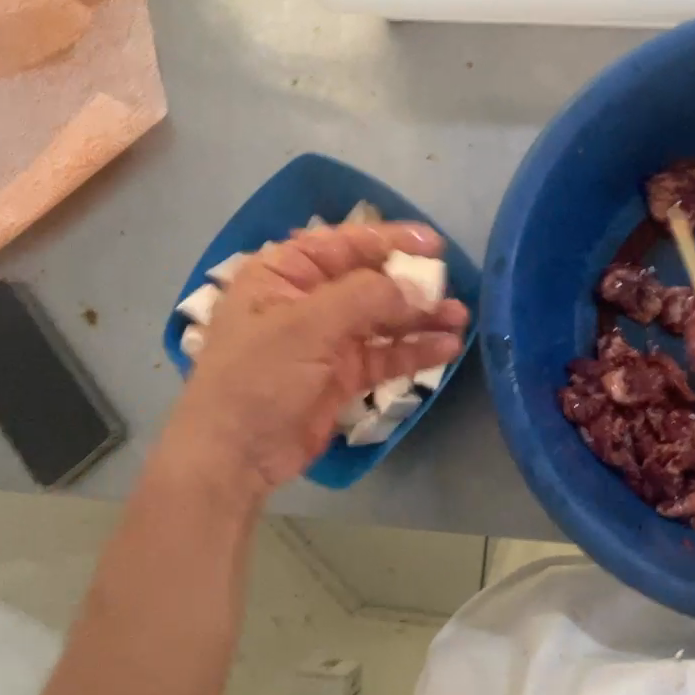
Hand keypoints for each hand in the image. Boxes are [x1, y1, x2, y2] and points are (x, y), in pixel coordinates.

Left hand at [157, 222, 469, 498]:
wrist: (235, 454)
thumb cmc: (259, 377)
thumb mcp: (306, 326)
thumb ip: (365, 298)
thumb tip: (418, 287)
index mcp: (284, 273)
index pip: (344, 243)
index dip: (391, 240)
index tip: (434, 245)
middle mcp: (307, 300)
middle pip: (370, 281)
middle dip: (412, 285)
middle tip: (453, 290)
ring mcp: (326, 340)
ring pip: (383, 320)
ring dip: (421, 319)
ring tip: (460, 319)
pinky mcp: (343, 376)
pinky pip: (385, 355)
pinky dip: (414, 351)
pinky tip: (447, 349)